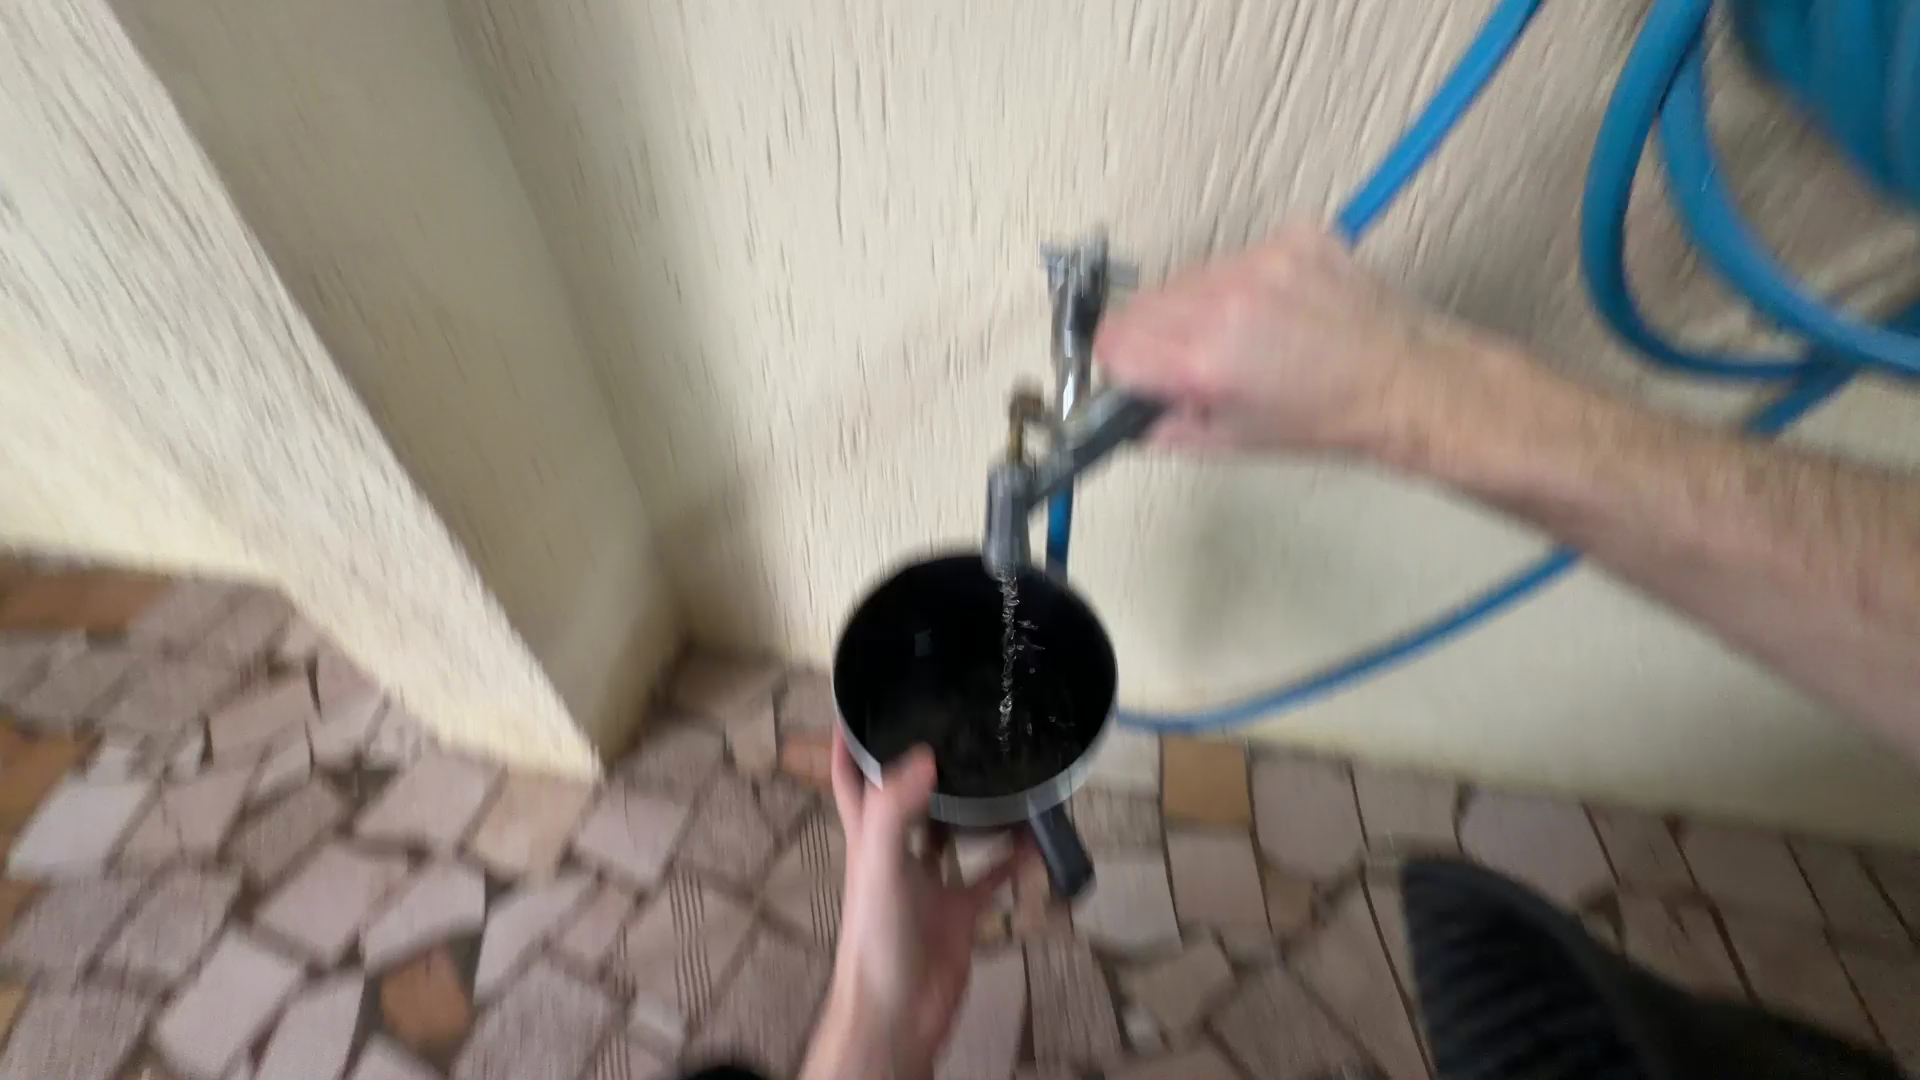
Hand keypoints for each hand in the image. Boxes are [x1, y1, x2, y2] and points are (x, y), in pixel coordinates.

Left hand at [800, 728, 1033, 1079]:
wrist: (900, 1015)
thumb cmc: (878, 937)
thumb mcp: (880, 864)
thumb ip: (895, 809)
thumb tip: (925, 755)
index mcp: (868, 835)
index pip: (851, 777)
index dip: (849, 742)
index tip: (861, 705)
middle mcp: (897, 850)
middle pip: (904, 797)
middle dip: (920, 766)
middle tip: (952, 728)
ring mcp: (930, 880)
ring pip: (951, 831)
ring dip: (971, 807)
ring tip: (999, 771)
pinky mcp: (959, 909)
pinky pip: (990, 874)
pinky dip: (1010, 856)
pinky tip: (1034, 837)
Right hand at [1095, 225, 1501, 455]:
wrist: (1404, 382)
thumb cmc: (1326, 418)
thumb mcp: (1226, 443)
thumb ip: (1160, 426)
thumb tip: (1127, 411)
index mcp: (1208, 359)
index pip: (1113, 340)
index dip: (1115, 362)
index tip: (1128, 372)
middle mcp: (1230, 301)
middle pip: (1138, 305)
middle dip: (1147, 336)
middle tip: (1181, 362)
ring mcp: (1263, 262)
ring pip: (1181, 279)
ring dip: (1188, 308)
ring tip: (1233, 338)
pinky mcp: (1290, 240)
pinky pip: (1228, 259)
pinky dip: (1232, 286)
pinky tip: (1264, 313)